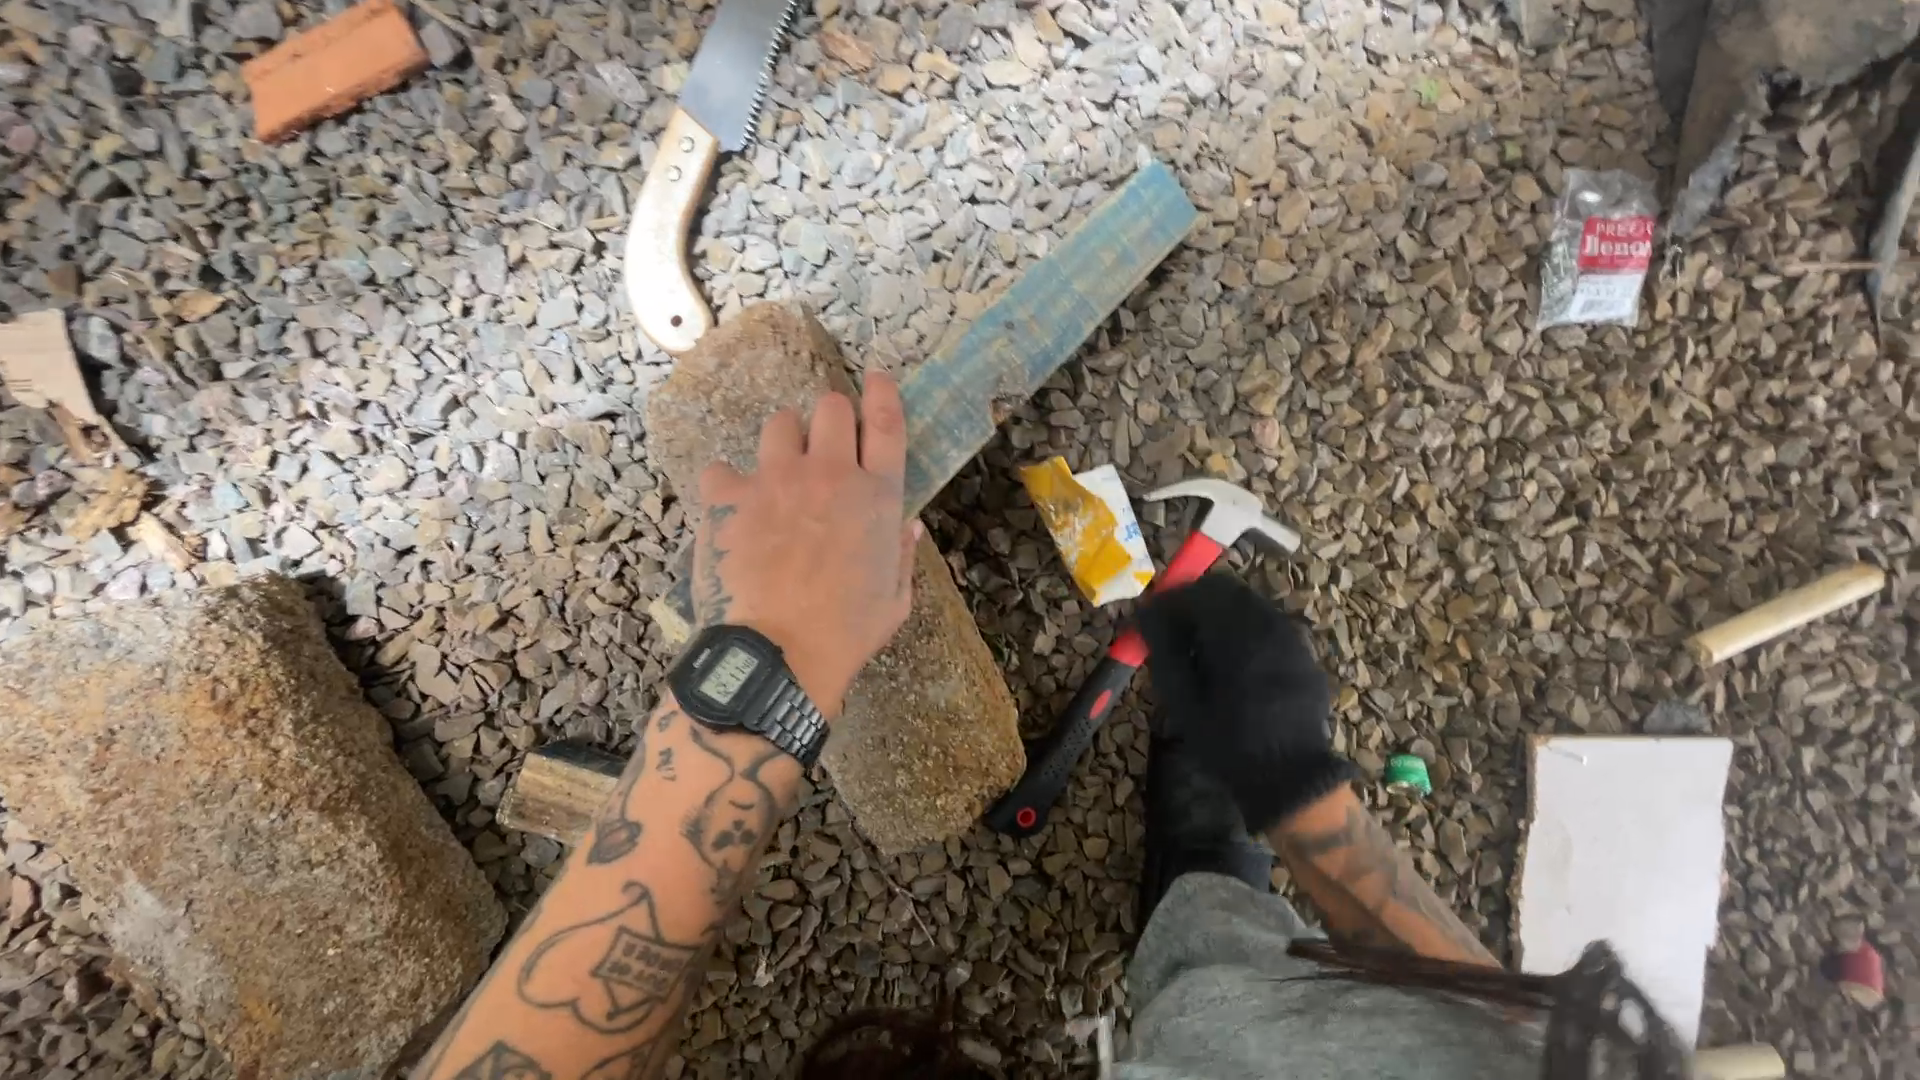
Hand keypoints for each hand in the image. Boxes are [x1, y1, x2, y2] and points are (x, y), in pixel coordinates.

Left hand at [692, 371, 919, 717]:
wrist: (778, 654)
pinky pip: (722, 468)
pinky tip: (732, 508)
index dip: (884, 392)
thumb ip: (903, 554)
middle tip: (827, 445)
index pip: (887, 422)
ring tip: (780, 471)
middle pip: (832, 406)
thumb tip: (907, 524)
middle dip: (832, 417)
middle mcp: (829, 474)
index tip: (878, 379)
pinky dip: (728, 484)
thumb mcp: (895, 598)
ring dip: (785, 440)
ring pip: (780, 423)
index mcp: (877, 496)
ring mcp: (776, 480)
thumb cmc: (847, 632)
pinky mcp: (728, 497)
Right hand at [1134, 574, 1355, 831]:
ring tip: (1202, 653)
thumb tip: (1143, 612)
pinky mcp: (1304, 654)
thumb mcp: (1183, 698)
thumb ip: (1162, 648)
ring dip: (1220, 618)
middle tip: (1174, 634)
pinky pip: (1267, 627)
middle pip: (1226, 591)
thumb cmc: (1228, 741)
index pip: (1198, 590)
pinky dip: (1244, 633)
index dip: (1170, 599)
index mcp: (1237, 631)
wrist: (1291, 779)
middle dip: (1195, 605)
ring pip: (1248, 605)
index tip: (1151, 619)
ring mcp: (1292, 637)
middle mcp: (1269, 624)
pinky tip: (1234, 668)